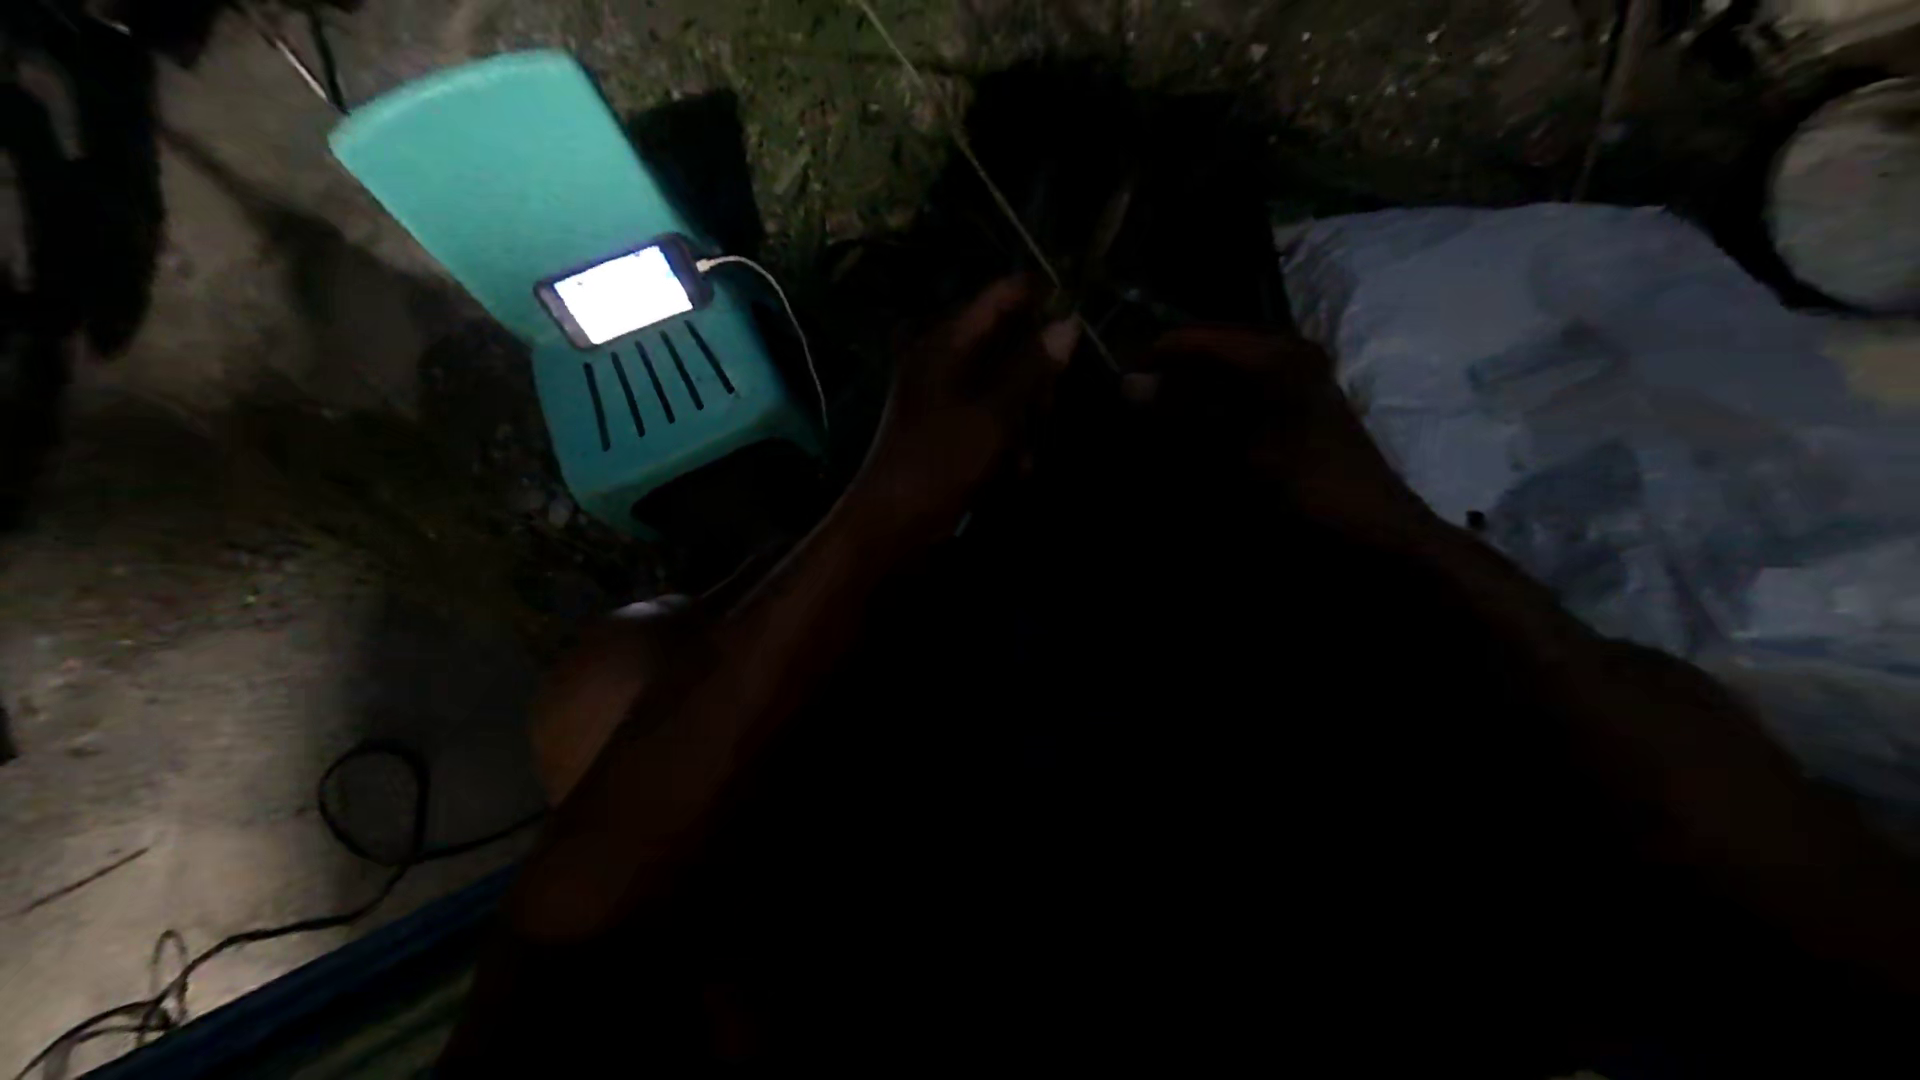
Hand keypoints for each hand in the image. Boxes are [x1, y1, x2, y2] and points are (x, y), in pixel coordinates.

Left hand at [852, 277, 1078, 531]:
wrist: (891, 522)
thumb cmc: (937, 464)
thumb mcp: (992, 416)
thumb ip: (1030, 369)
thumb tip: (1068, 324)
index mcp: (945, 345)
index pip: (998, 298)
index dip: (1038, 299)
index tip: (1077, 315)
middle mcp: (942, 361)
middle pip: (1004, 342)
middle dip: (1035, 372)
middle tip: (1049, 404)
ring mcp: (942, 395)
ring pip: (1002, 383)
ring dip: (1024, 412)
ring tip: (1031, 445)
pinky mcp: (946, 427)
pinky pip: (988, 415)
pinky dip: (1006, 436)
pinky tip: (1017, 467)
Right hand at [1128, 326, 1438, 542]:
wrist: (1371, 529)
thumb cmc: (1305, 484)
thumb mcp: (1237, 447)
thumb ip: (1184, 410)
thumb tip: (1128, 383)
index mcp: (1276, 355)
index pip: (1197, 337)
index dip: (1155, 357)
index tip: (1119, 386)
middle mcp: (1286, 355)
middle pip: (1209, 350)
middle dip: (1170, 374)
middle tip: (1135, 404)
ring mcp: (1294, 379)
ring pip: (1222, 372)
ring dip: (1189, 393)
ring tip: (1158, 419)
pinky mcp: (1294, 406)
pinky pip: (1239, 393)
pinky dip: (1211, 408)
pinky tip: (1195, 430)